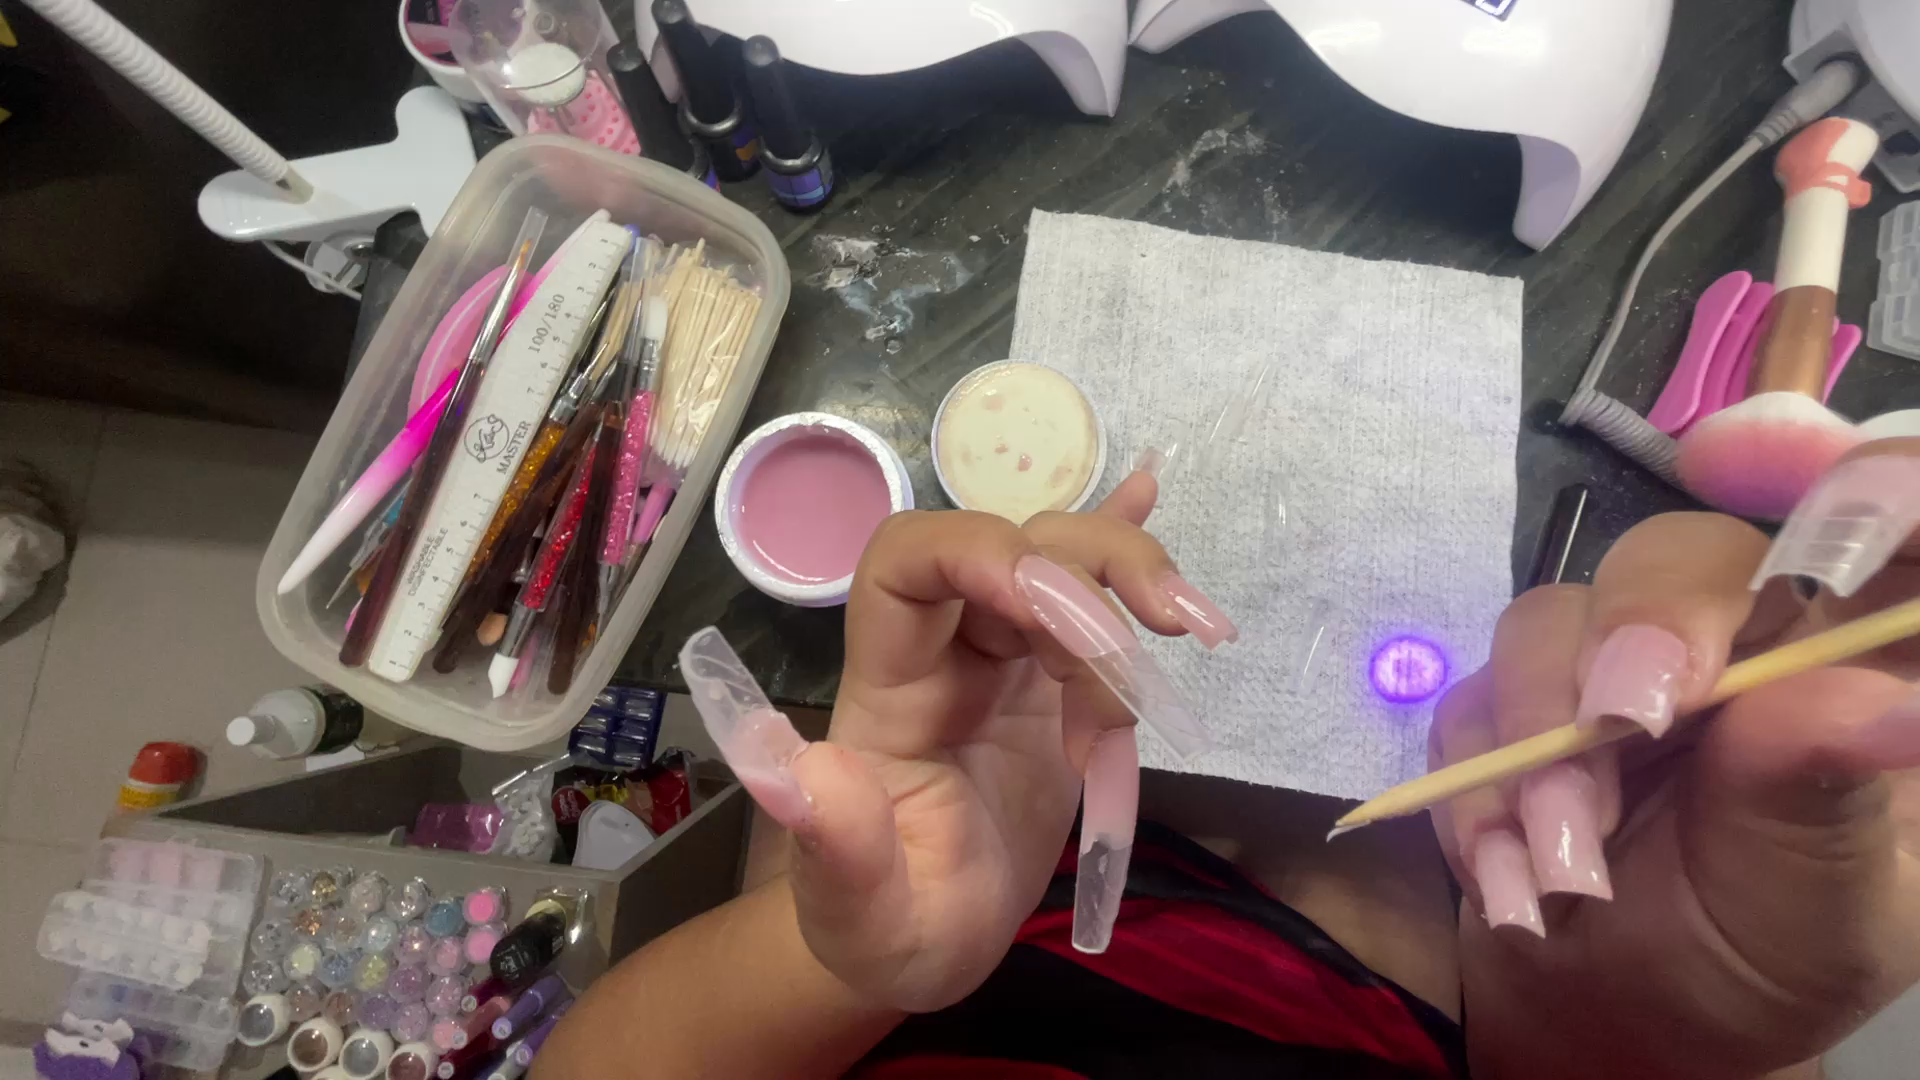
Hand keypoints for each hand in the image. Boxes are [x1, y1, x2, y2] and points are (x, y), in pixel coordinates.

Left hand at [712, 474, 1228, 1011]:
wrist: (934, 928)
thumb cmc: (892, 921)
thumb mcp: (864, 916)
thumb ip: (837, 856)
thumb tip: (808, 776)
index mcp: (891, 682)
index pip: (906, 562)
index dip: (974, 552)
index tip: (1047, 605)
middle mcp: (946, 646)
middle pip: (1006, 545)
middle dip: (1084, 579)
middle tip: (1156, 645)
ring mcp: (1005, 655)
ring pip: (1060, 559)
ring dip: (1129, 579)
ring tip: (1196, 632)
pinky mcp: (1055, 675)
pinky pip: (1083, 588)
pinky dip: (1115, 544)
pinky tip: (1146, 490)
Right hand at [1430, 506, 1919, 1079]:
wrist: (1592, 996)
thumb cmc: (1737, 964)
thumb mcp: (1811, 913)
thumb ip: (1819, 803)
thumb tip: (1861, 704)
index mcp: (1845, 674)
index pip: (1882, 533)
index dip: (1840, 473)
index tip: (1745, 458)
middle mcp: (1720, 643)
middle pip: (1671, 555)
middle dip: (1629, 636)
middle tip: (1610, 731)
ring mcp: (1595, 663)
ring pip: (1541, 621)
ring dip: (1530, 741)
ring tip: (1550, 864)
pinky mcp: (1502, 694)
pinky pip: (1464, 697)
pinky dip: (1472, 782)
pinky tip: (1500, 861)